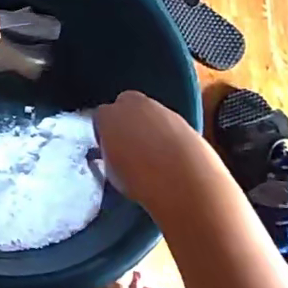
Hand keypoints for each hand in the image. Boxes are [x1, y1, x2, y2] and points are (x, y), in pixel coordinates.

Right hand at [95, 90, 226, 209]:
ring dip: (150, 125)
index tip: (109, 146)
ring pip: (151, 112)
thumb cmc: (139, 179)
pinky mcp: (186, 121)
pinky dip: (170, 134)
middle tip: (129, 143)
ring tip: (153, 153)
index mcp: (108, 116)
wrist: (186, 184)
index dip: (105, 131)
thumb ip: (108, 153)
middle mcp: (134, 106)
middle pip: (126, 103)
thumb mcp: (110, 169)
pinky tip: (172, 156)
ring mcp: (163, 111)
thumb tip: (113, 154)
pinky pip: (171, 124)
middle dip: (127, 118)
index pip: (101, 116)